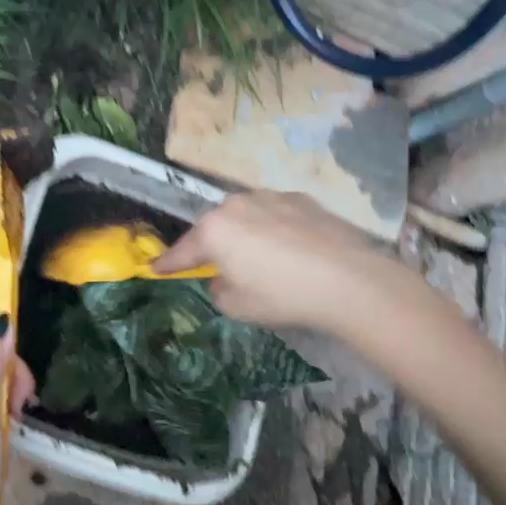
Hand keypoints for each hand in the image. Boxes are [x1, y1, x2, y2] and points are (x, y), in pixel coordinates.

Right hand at [154, 190, 429, 330]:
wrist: (349, 280)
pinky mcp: (303, 199)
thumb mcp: (237, 307)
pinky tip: (293, 251)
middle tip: (222, 267)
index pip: (183, 250)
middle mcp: (237, 204)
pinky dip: (277, 229)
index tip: (156, 268)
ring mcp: (271, 197)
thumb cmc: (283, 296)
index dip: (169, 263)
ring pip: (248, 217)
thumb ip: (218, 289)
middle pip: (216, 227)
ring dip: (248, 234)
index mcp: (214, 230)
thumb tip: (223, 277)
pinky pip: (277, 215)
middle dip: (215, 245)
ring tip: (265, 260)